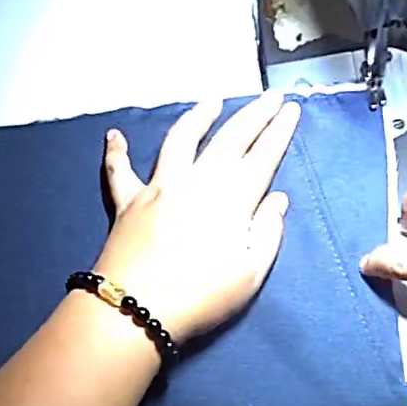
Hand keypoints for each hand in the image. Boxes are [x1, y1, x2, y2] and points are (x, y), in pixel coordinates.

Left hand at [91, 92, 300, 341]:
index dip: (279, 132)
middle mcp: (197, 181)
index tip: (291, 110)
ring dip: (197, 117)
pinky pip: (121, 171)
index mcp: (232, 200)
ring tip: (211, 102)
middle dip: (253, 115)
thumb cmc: (202, 297)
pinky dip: (118, 152)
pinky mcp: (128, 201)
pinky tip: (115, 136)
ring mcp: (160, 187)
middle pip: (230, 138)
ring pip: (180, 140)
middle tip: (269, 97)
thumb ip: (267, 234)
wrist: (138, 308)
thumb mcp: (250, 274)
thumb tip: (277, 200)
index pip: (263, 157)